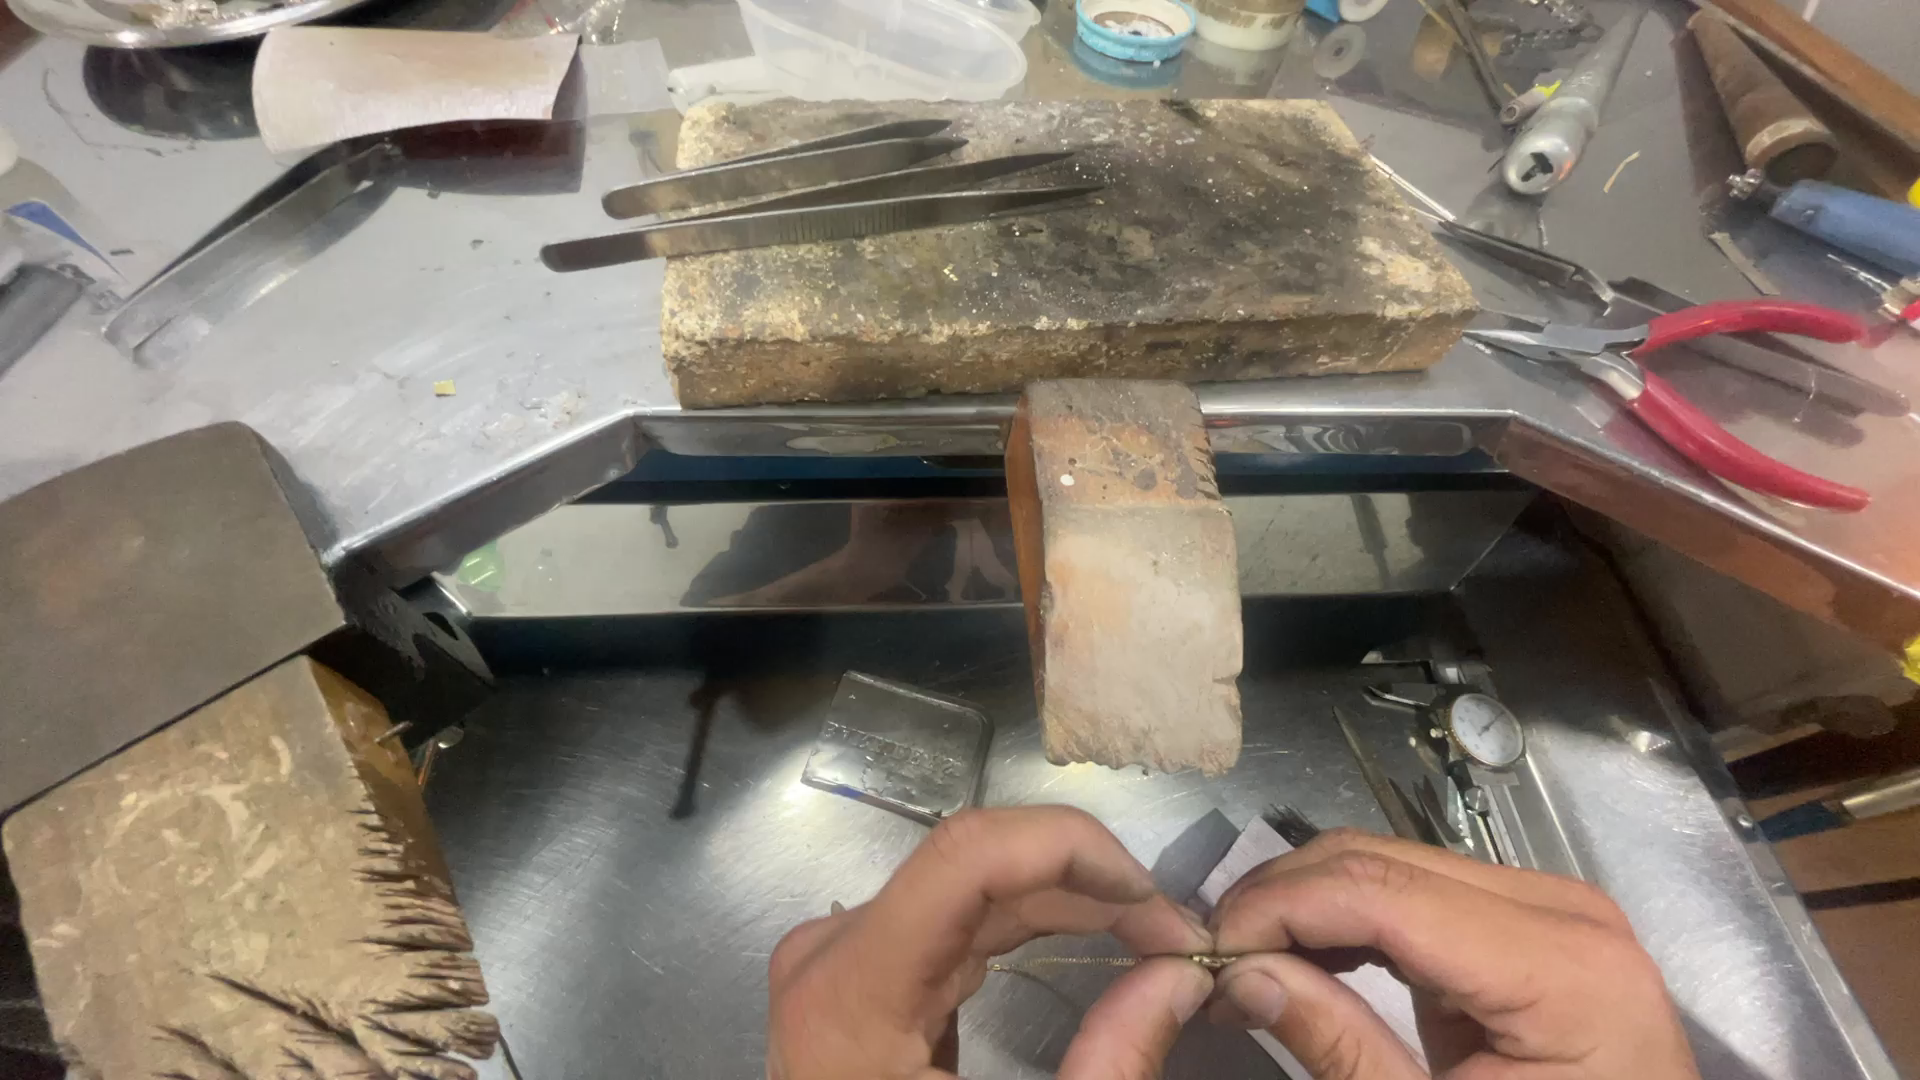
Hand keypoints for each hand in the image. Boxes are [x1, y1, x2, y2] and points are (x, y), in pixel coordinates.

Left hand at [766, 806, 1214, 1078]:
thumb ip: (1107, 1066)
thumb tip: (1179, 975)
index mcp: (853, 989)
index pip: (966, 854)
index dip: (1068, 847)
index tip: (1151, 895)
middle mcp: (837, 946)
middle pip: (975, 864)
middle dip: (1086, 880)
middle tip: (1171, 928)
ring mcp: (845, 951)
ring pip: (971, 884)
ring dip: (1066, 896)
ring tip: (1146, 928)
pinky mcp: (864, 965)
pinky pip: (955, 917)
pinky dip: (1029, 919)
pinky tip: (1088, 930)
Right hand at [1207, 828, 1700, 1079]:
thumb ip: (1341, 1048)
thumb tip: (1239, 975)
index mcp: (1562, 967)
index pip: (1377, 892)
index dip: (1277, 908)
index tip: (1210, 952)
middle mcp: (1555, 904)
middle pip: (1371, 861)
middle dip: (1277, 900)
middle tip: (1217, 956)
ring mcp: (1540, 899)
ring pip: (1376, 859)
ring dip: (1300, 900)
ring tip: (1250, 954)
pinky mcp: (1518, 910)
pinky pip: (1401, 883)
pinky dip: (1339, 910)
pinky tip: (1302, 949)